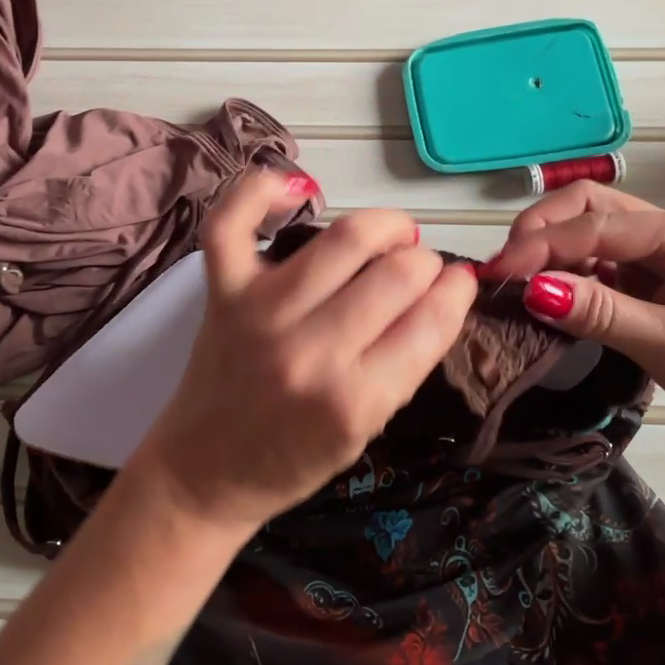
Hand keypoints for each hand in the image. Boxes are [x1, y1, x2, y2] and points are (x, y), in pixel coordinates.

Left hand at [134, 171, 478, 531]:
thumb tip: (445, 290)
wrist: (205, 474)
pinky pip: (233, 221)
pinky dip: (262, 191)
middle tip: (419, 269)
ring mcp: (261, 314)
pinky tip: (299, 191)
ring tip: (390, 236)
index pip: (430, 320)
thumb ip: (406, 363)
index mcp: (354, 399)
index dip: (457, 290)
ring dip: (384, 226)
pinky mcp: (222, 292)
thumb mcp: (368, 430)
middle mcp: (309, 351)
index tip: (459, 281)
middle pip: (397, 271)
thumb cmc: (292, 461)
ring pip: (344, 238)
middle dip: (424, 261)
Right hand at [481, 183, 664, 454]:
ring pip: (586, 236)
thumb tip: (532, 289)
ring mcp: (657, 258)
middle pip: (589, 210)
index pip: (599, 225)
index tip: (498, 273)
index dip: (544, 245)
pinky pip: (594, 268)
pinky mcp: (646, 285)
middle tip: (501, 270)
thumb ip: (604, 314)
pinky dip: (562, 277)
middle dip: (541, 232)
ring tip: (511, 285)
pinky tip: (541, 298)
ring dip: (547, 254)